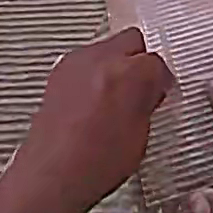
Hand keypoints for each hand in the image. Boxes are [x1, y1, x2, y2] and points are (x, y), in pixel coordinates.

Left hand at [0, 29, 171, 212]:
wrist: (52, 172)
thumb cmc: (93, 164)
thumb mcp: (139, 138)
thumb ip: (147, 103)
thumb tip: (151, 90)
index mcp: (128, 75)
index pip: (156, 61)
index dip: (160, 79)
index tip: (160, 88)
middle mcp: (102, 59)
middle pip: (132, 41)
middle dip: (140, 60)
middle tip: (142, 85)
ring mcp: (78, 60)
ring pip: (109, 47)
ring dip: (116, 64)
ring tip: (115, 96)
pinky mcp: (62, 67)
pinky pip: (87, 59)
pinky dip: (95, 71)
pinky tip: (94, 99)